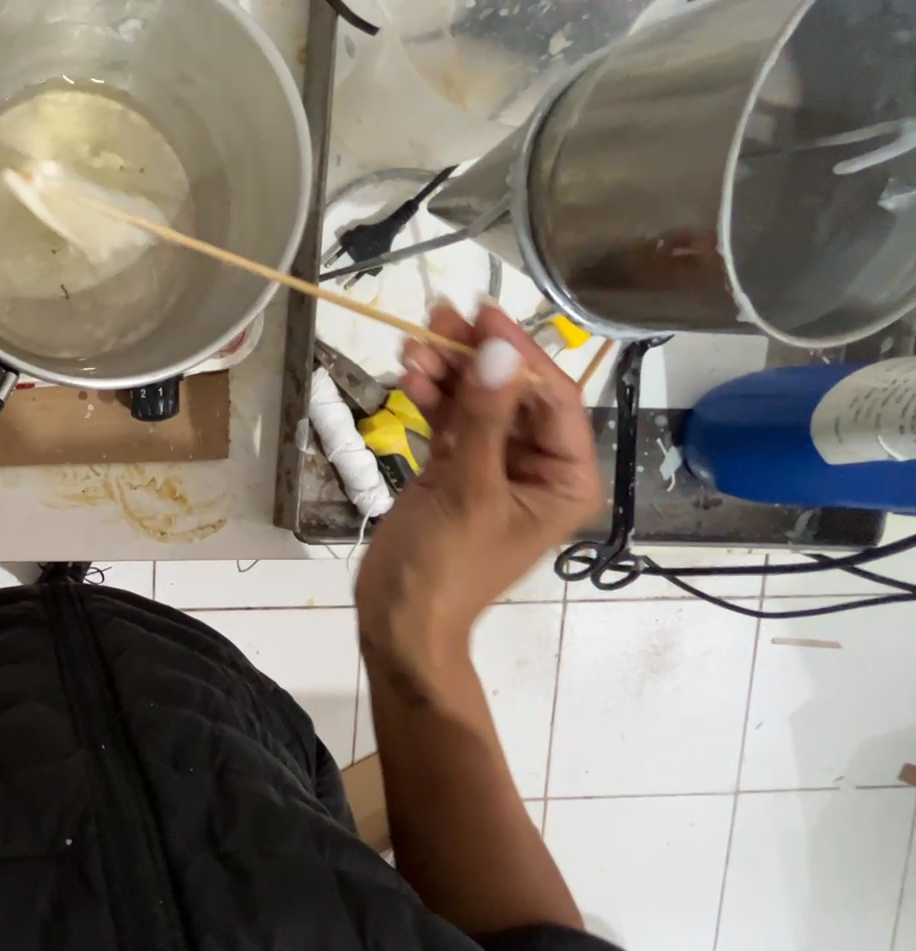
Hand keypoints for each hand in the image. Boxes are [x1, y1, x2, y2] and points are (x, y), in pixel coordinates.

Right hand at [356, 303, 601, 663]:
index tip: (481, 315)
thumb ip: (483, 419)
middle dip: (474, 359)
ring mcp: (491, 471)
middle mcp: (535, 468)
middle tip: (437, 318)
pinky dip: (429, 405)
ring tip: (410, 346)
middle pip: (510, 396)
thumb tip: (497, 352)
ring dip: (444, 377)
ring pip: (474, 408)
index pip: (550, 399)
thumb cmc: (444, 566)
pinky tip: (409, 380)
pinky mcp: (452, 477)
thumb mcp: (468, 491)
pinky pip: (448, 430)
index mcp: (565, 477)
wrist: (399, 621)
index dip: (516, 355)